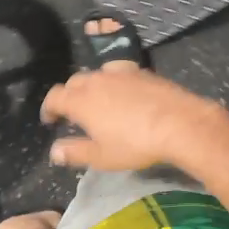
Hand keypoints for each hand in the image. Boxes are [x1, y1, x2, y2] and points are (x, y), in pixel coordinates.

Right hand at [39, 69, 228, 171]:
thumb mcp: (101, 156)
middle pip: (74, 82)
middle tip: (74, 113)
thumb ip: (75, 152)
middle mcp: (96, 80)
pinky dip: (113, 82)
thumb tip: (54, 151)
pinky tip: (124, 94)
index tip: (50, 120)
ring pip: (96, 75)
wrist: (179, 123)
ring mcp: (119, 72)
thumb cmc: (135, 144)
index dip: (49, 108)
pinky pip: (118, 73)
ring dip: (91, 87)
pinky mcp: (141, 71)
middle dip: (69, 95)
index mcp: (80, 100)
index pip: (54, 97)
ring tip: (98, 103)